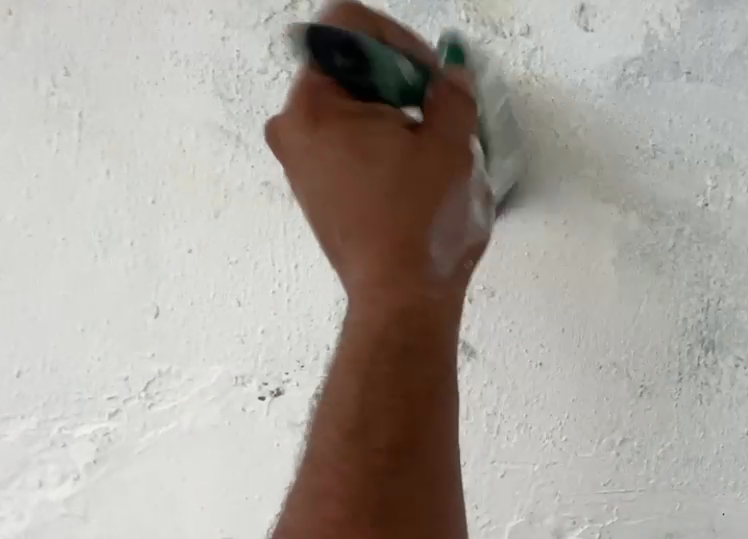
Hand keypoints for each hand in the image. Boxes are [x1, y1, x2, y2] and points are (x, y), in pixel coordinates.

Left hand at [266, 2, 493, 310]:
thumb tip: (453, 80)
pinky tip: (420, 189)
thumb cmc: (422, 226)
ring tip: (438, 164)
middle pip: (351, 76)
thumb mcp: (453, 152)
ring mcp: (301, 165)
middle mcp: (294, 127)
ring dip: (398, 127)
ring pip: (353, 119)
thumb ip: (454, 101)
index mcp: (317, 104)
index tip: (438, 79)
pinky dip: (385, 157)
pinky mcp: (317, 197)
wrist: (403, 299)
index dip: (404, 45)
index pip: (349, 30)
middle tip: (446, 124)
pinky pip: (351, 155)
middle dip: (404, 92)